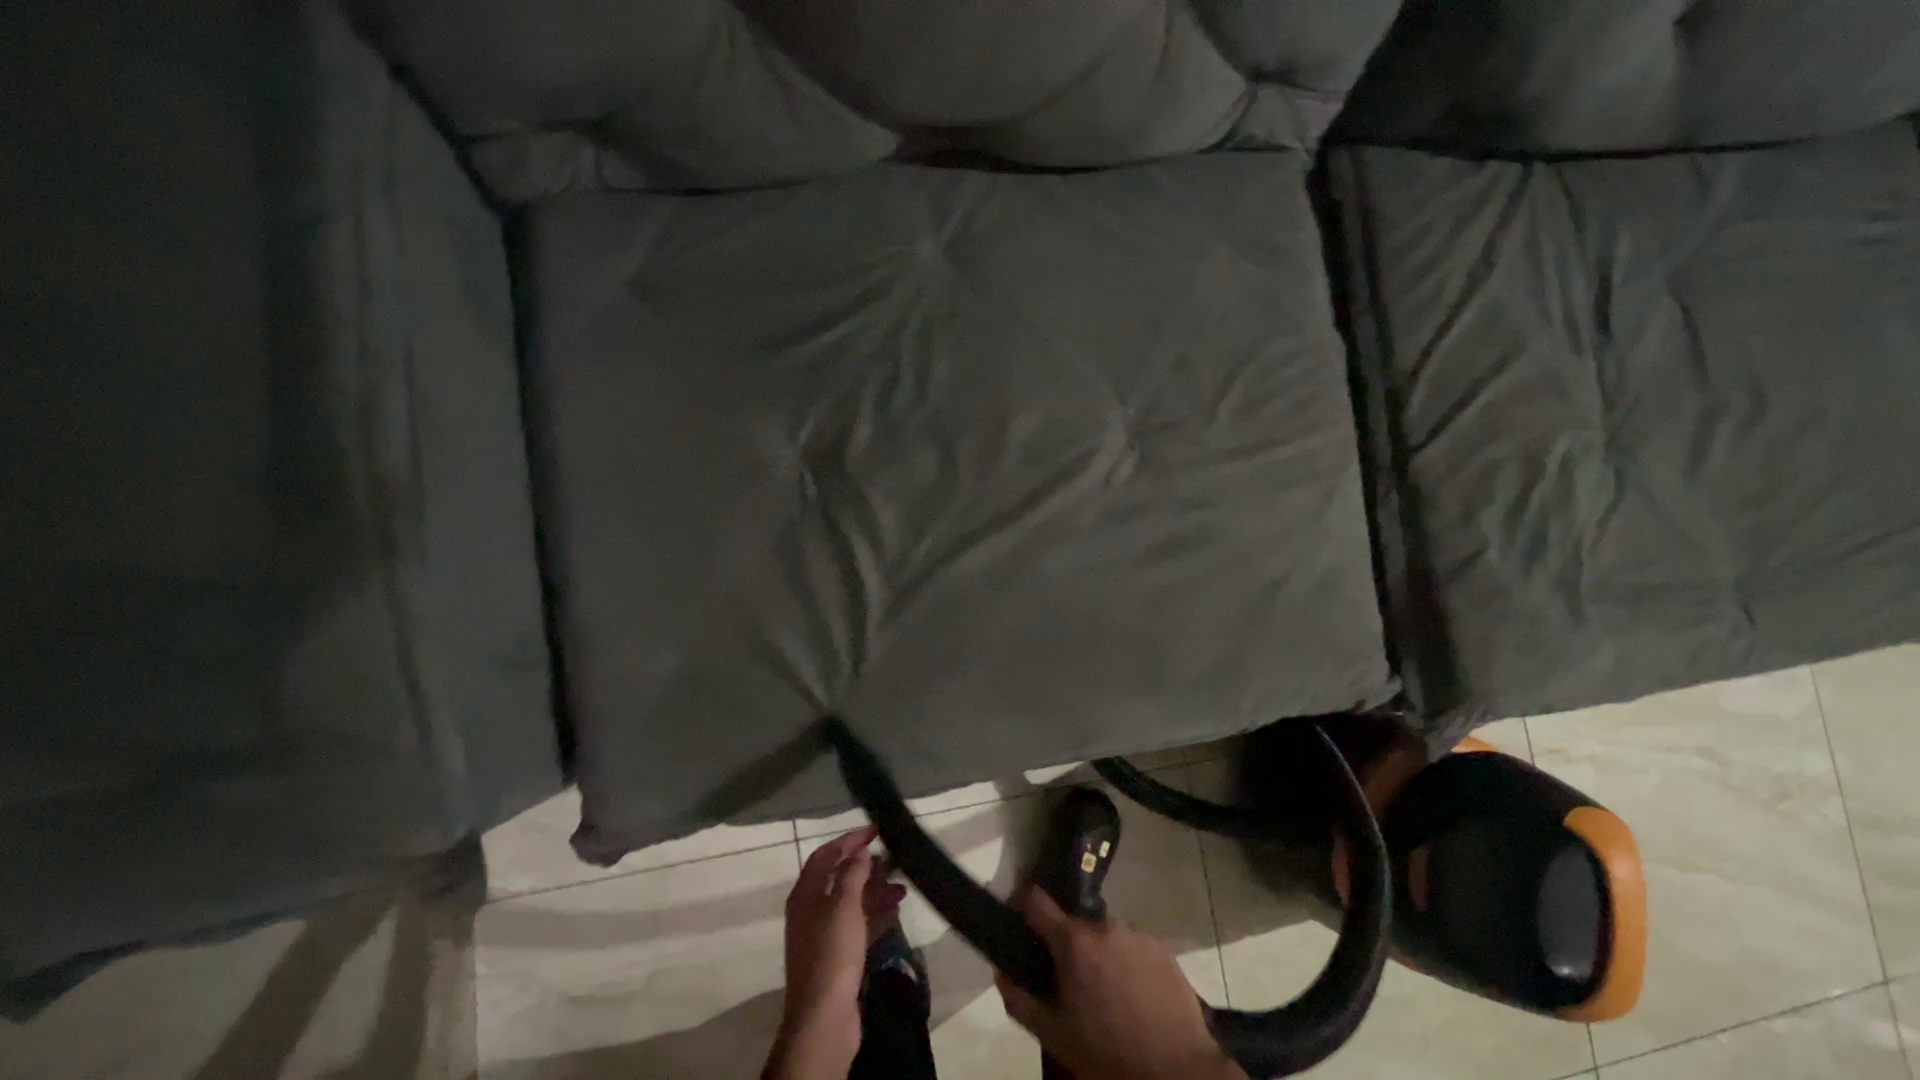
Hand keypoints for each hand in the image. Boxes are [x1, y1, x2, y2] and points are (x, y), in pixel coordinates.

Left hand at [763, 826, 907, 1079]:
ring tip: (902, 888)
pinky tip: (894, 912)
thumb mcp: (843, 907)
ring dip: (874, 891)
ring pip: (850, 902)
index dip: (849, 840)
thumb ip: (851, 875)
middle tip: (893, 861)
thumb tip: (859, 852)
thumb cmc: (832, 953)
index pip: (825, 855)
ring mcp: (823, 934)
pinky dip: (874, 914)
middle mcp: (810, 910)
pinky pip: (857, 925)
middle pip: (838, 878)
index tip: (876, 831)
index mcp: (805, 894)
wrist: (824, 1015)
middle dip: (866, 867)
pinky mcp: (837, 955)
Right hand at [994, 889, 1247, 1079]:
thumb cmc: (1107, 1051)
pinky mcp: (1164, 950)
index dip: (1020, 902)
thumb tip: (1003, 971)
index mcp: (1073, 941)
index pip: (1036, 900)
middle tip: (1067, 981)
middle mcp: (1106, 926)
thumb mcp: (1053, 1034)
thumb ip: (1019, 999)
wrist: (1176, 1068)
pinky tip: (1132, 996)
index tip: (1015, 916)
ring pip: (1106, 937)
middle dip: (1065, 946)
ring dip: (1098, 955)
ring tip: (1104, 993)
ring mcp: (1139, 935)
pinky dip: (1126, 963)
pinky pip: (1133, 948)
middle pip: (1074, 925)